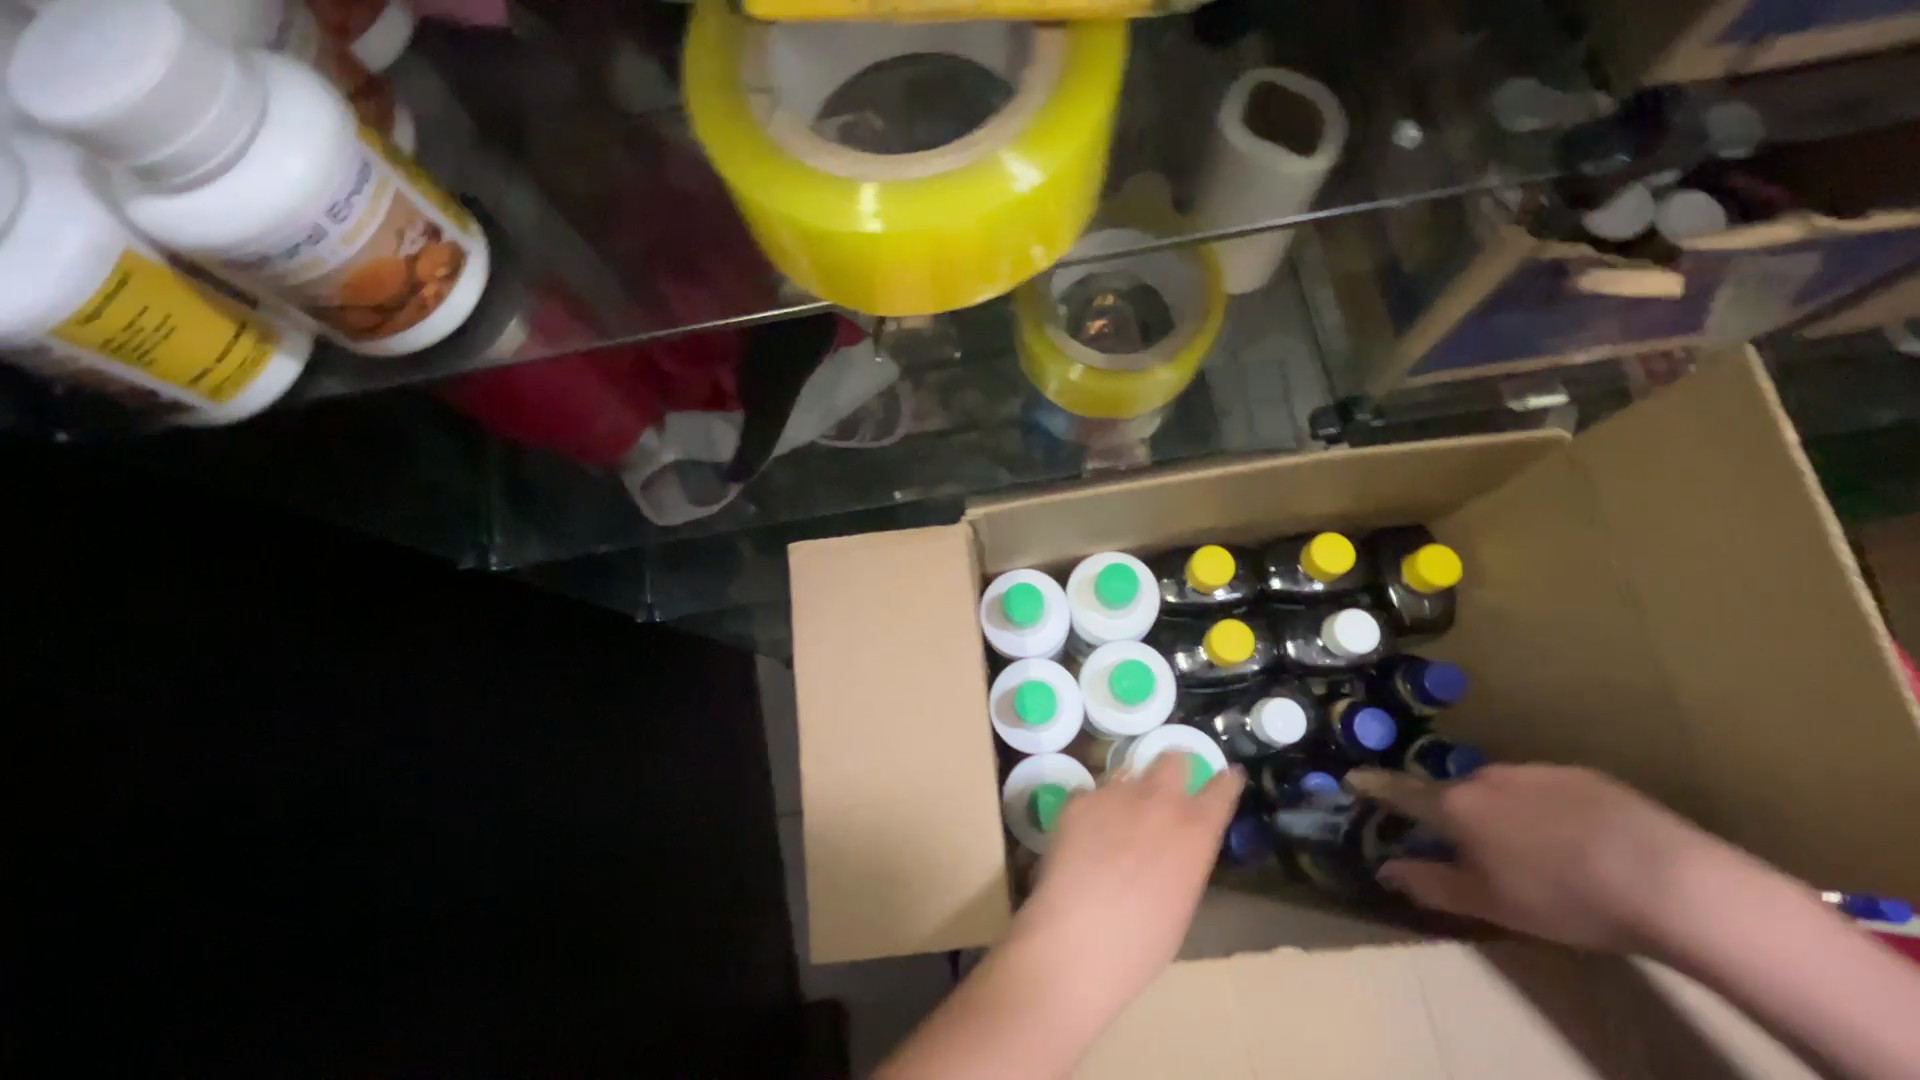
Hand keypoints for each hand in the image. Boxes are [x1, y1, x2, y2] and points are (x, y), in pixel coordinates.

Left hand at [1010, 754, 1243, 1008]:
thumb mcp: (1183, 898)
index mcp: (1197, 829)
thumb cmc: (1143, 941)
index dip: (1225, 781)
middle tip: (1163, 789)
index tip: (1227, 777)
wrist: (1080, 939)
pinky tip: (1082, 837)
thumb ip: (1183, 857)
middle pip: (1171, 759)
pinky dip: (1091, 810)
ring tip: (1115, 820)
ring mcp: (1115, 794)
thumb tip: (1172, 848)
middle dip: (1171, 769)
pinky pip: (1089, 794)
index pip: (1223, 787)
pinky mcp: (1078, 800)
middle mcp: (1160, 800)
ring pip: (1126, 772)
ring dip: (1128, 790)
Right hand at [1347, 764, 1737, 951]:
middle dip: (1453, 811)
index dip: (1375, 786)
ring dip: (1501, 810)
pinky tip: (1574, 841)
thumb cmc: (1564, 899)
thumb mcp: (1489, 904)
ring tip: (1531, 850)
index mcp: (1458, 806)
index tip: (1355, 778)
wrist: (1671, 882)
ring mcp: (1538, 771)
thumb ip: (1431, 883)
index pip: (1402, 790)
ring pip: (1502, 788)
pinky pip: (1544, 788)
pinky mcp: (1583, 774)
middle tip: (1468, 844)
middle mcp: (1488, 776)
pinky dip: (1543, 809)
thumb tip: (1386, 869)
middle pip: (1456, 790)